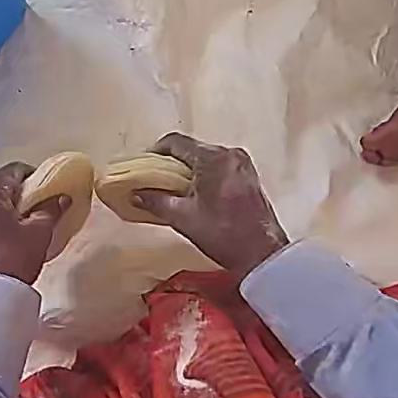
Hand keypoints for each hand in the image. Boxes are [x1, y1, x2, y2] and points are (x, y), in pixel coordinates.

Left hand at [0, 162, 67, 285]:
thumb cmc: (14, 256)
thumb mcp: (39, 231)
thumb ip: (52, 208)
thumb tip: (63, 197)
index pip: (15, 170)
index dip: (34, 176)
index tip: (48, 189)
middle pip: (2, 182)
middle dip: (21, 190)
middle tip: (40, 203)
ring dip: (10, 202)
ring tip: (28, 218)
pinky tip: (13, 228)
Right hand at [129, 133, 288, 281]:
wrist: (261, 255)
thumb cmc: (224, 235)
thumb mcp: (182, 218)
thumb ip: (156, 202)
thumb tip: (136, 195)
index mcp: (214, 159)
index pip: (176, 142)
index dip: (156, 152)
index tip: (145, 165)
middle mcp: (230, 155)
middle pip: (192, 148)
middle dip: (172, 163)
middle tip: (156, 180)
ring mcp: (242, 164)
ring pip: (206, 157)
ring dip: (189, 170)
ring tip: (174, 190)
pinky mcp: (249, 176)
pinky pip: (220, 166)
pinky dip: (204, 175)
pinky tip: (195, 194)